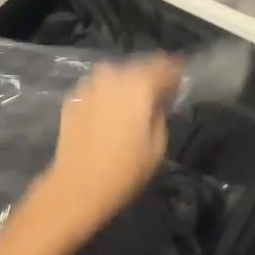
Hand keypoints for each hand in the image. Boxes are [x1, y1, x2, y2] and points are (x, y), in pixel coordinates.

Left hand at [27, 55, 185, 248]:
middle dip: (151, 77)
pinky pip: (97, 88)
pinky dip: (106, 94)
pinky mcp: (73, 98)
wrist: (77, 187)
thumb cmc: (125, 170)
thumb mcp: (158, 145)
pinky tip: (109, 111)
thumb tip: (161, 100)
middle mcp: (114, 76)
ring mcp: (90, 85)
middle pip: (139, 67)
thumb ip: (162, 113)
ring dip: (127, 83)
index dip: (176, 72)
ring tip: (133, 102)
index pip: (165, 67)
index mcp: (140, 84)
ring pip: (115, 75)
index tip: (182, 82)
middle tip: (159, 94)